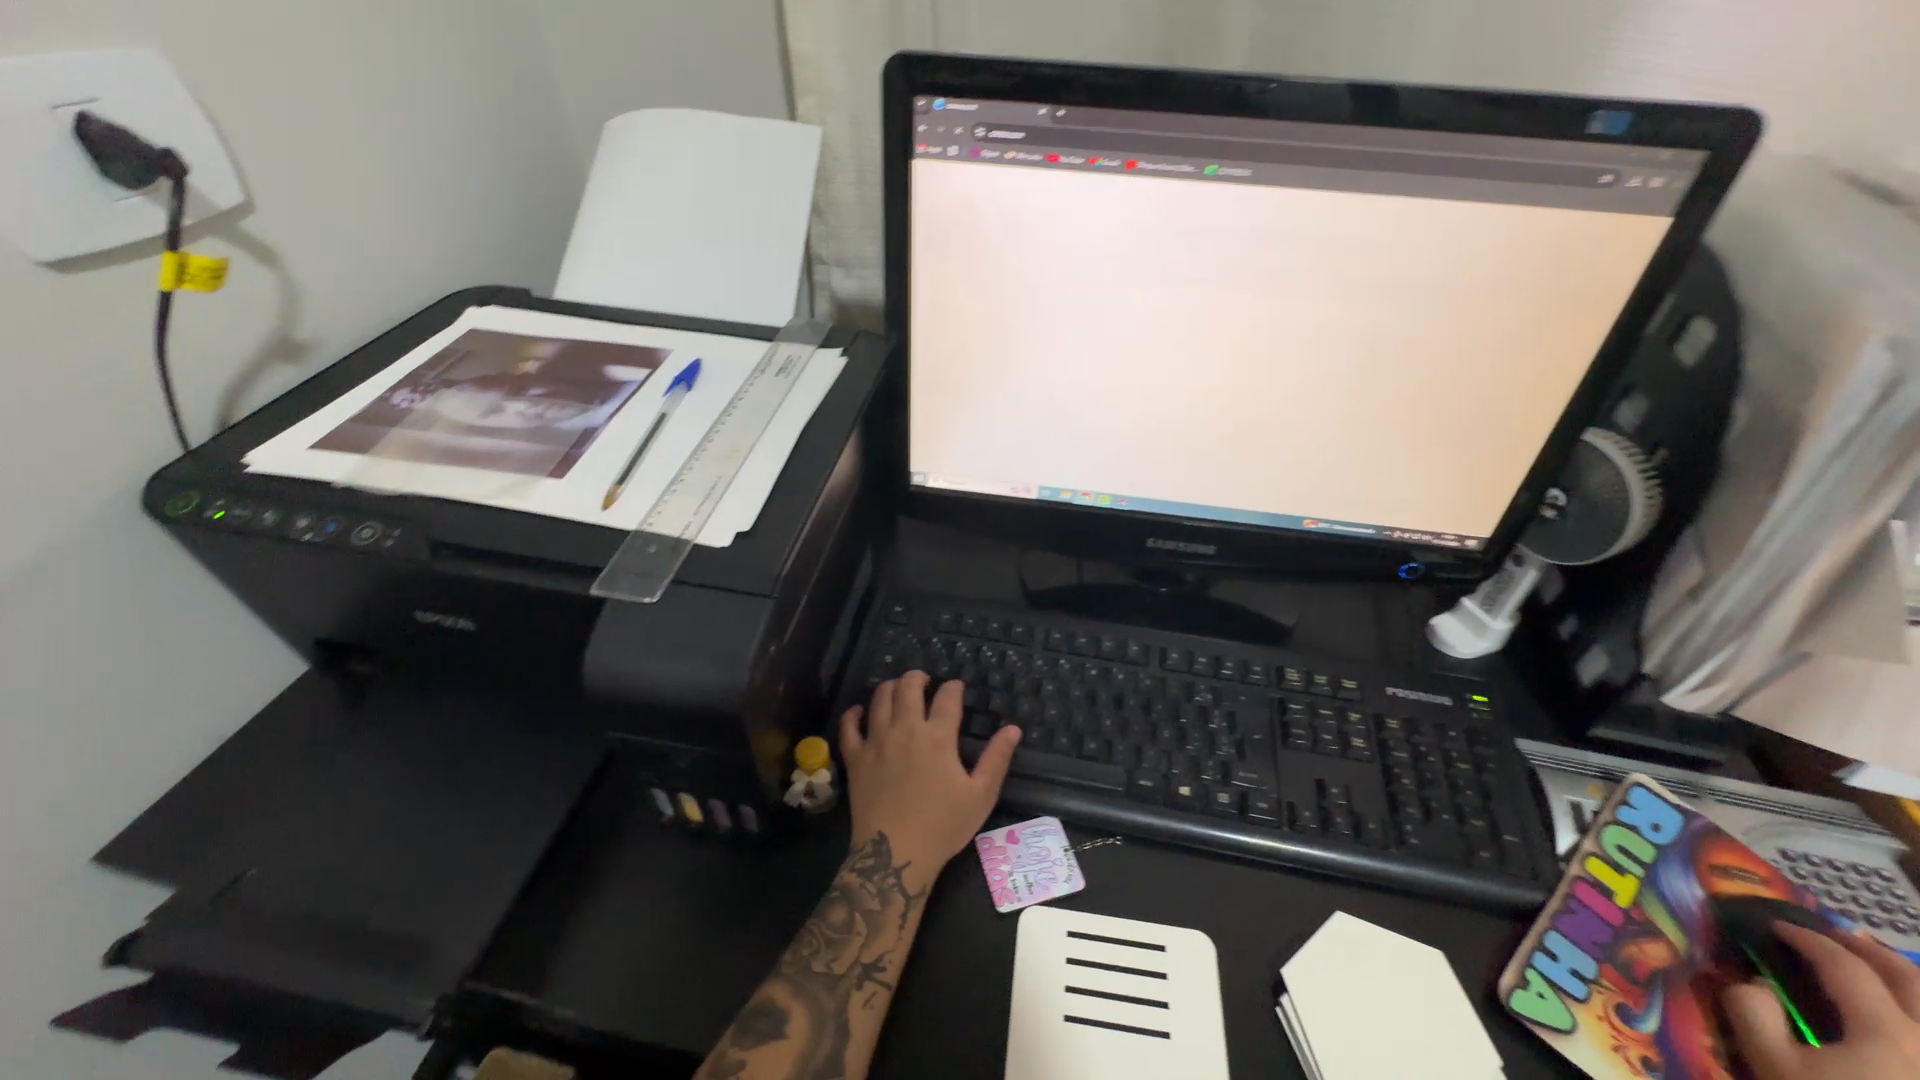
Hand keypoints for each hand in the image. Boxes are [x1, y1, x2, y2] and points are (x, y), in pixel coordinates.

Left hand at [839, 671, 1021, 881]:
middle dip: (917, 677)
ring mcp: (876, 742)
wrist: (895, 853)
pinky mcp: (855, 759)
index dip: (953, 687)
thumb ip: (997, 759)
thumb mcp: (981, 795)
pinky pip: (849, 727)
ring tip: (897, 687)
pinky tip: (858, 710)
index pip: (947, 698)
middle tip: (923, 679)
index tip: (957, 686)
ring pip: (879, 700)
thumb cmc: (943, 826)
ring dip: (890, 687)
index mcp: (938, 737)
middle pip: (908, 689)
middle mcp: (905, 730)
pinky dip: (852, 714)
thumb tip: (1013, 729)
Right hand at [1723, 921, 1919, 1079]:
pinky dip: (1918, 1012)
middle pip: (1908, 978)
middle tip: (1833, 937)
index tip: (1776, 925)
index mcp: (1886, 1031)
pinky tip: (1903, 1016)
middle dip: (1868, 950)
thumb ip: (1753, 1014)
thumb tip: (1754, 982)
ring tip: (1877, 971)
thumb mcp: (1775, 1069)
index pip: (1843, 966)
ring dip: (1906, 978)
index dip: (1807, 939)